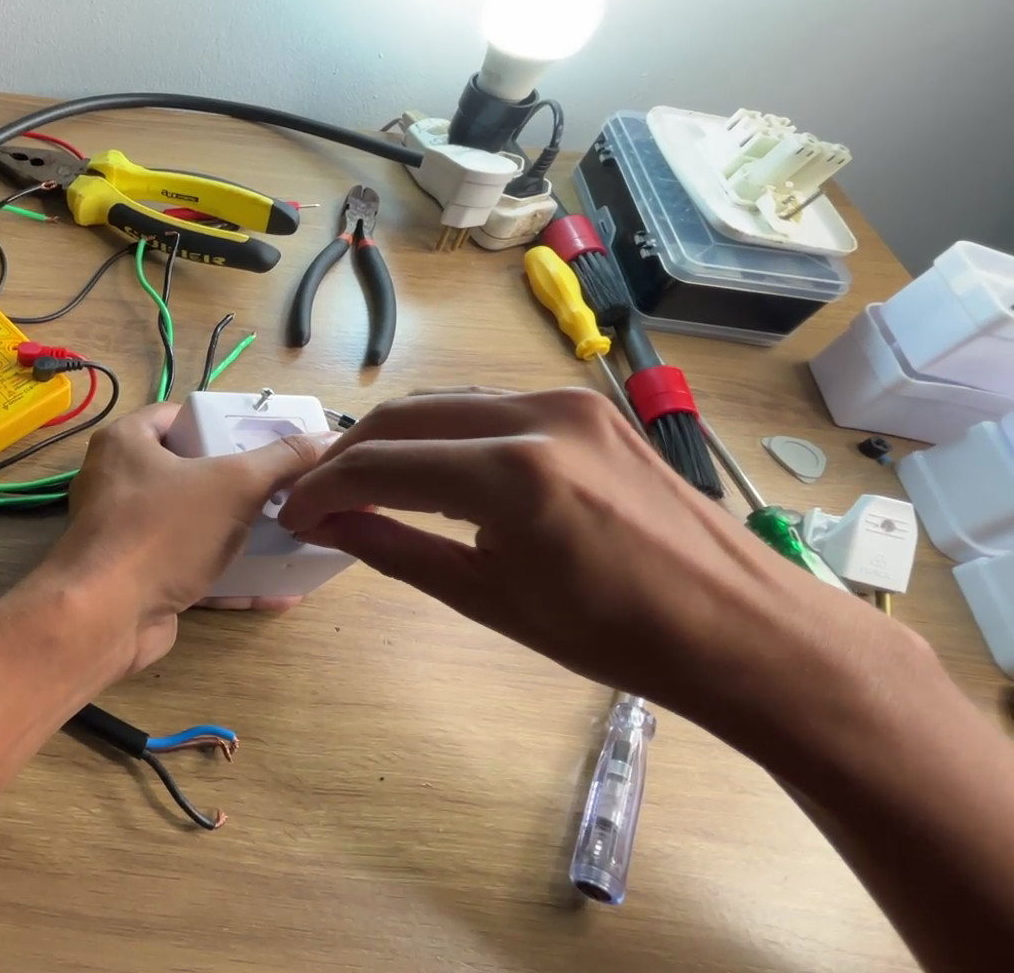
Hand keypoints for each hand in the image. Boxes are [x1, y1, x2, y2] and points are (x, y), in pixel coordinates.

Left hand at [39, 403, 328, 677]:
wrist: (104, 616)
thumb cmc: (161, 531)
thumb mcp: (232, 484)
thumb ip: (280, 460)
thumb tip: (324, 438)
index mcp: (125, 442)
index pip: (179, 417)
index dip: (222, 424)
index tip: (264, 441)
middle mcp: (116, 481)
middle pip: (188, 472)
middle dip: (237, 484)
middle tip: (282, 490)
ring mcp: (123, 533)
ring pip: (190, 525)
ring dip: (237, 534)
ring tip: (287, 536)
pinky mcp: (134, 577)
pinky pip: (188, 569)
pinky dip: (228, 577)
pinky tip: (276, 591)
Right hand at [276, 387, 870, 713]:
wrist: (743, 628)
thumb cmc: (614, 635)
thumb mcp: (485, 598)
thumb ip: (392, 548)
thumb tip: (326, 524)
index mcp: (512, 475)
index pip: (379, 465)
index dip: (322, 490)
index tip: (292, 516)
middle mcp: (535, 416)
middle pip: (400, 416)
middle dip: (345, 456)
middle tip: (317, 498)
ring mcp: (564, 401)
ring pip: (438, 403)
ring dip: (388, 440)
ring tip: (360, 484)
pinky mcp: (582, 405)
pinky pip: (481, 406)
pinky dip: (436, 433)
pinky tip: (424, 468)